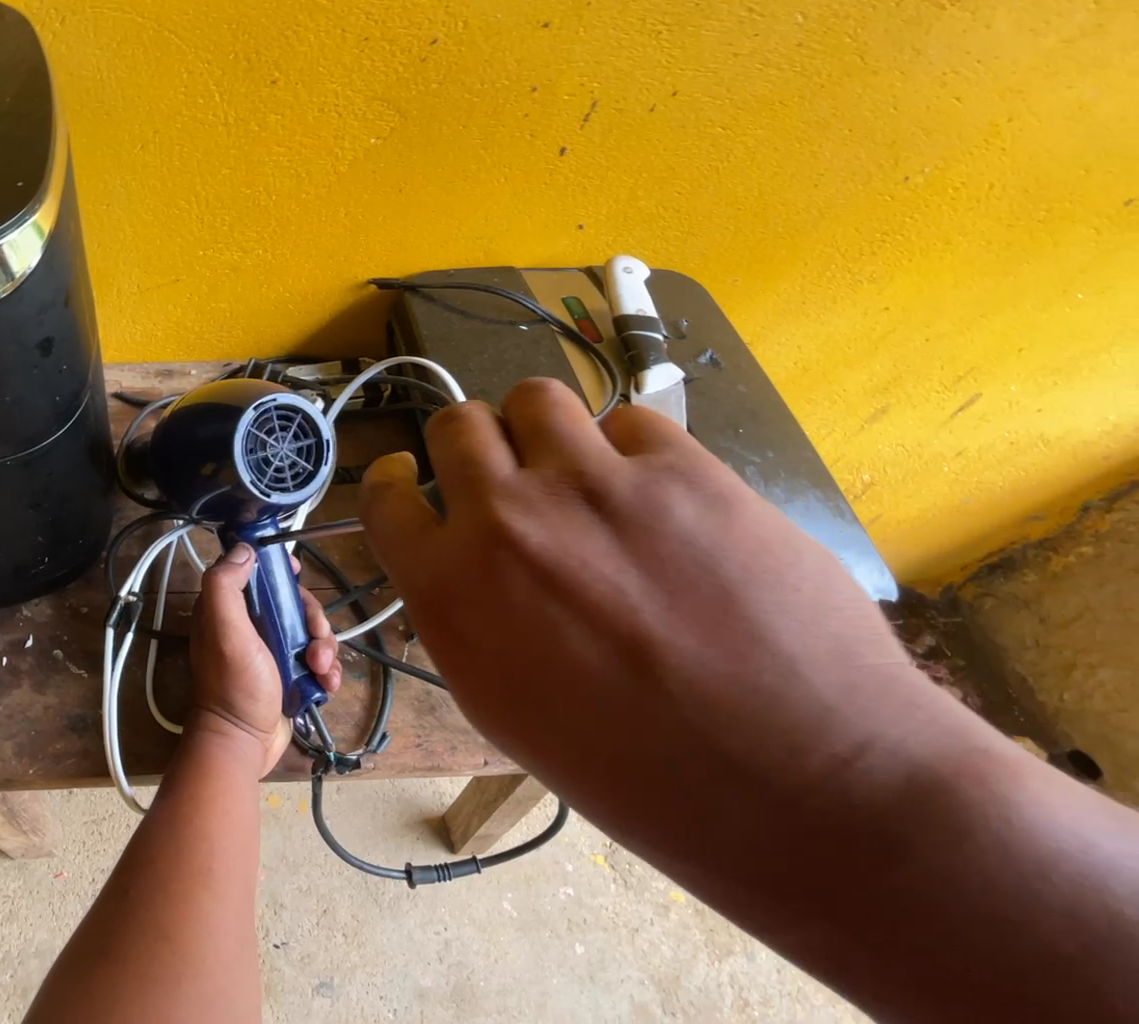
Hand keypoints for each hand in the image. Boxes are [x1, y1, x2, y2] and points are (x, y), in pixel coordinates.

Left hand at [188, 543, 340, 774]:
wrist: (243, 741)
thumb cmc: (232, 684)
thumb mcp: (224, 629)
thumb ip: (226, 585)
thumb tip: (244, 549)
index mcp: (229, 610)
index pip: (256, 574)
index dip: (278, 569)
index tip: (296, 572)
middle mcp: (250, 627)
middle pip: (294, 603)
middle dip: (313, 619)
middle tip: (314, 641)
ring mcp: (272, 652)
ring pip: (312, 632)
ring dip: (325, 647)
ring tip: (319, 669)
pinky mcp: (291, 675)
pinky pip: (319, 660)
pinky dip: (328, 669)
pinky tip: (326, 683)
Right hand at [358, 379, 968, 860]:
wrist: (793, 779)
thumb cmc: (631, 769)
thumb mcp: (501, 702)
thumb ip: (461, 612)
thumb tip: (465, 557)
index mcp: (448, 591)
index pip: (384, 498)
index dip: (393, 481)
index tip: (411, 477)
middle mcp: (503, 520)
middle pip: (456, 425)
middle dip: (471, 444)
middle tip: (504, 473)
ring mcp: (592, 486)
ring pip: (534, 398)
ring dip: (540, 428)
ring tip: (576, 467)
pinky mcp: (682, 470)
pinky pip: (630, 422)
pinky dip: (630, 450)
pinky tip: (657, 495)